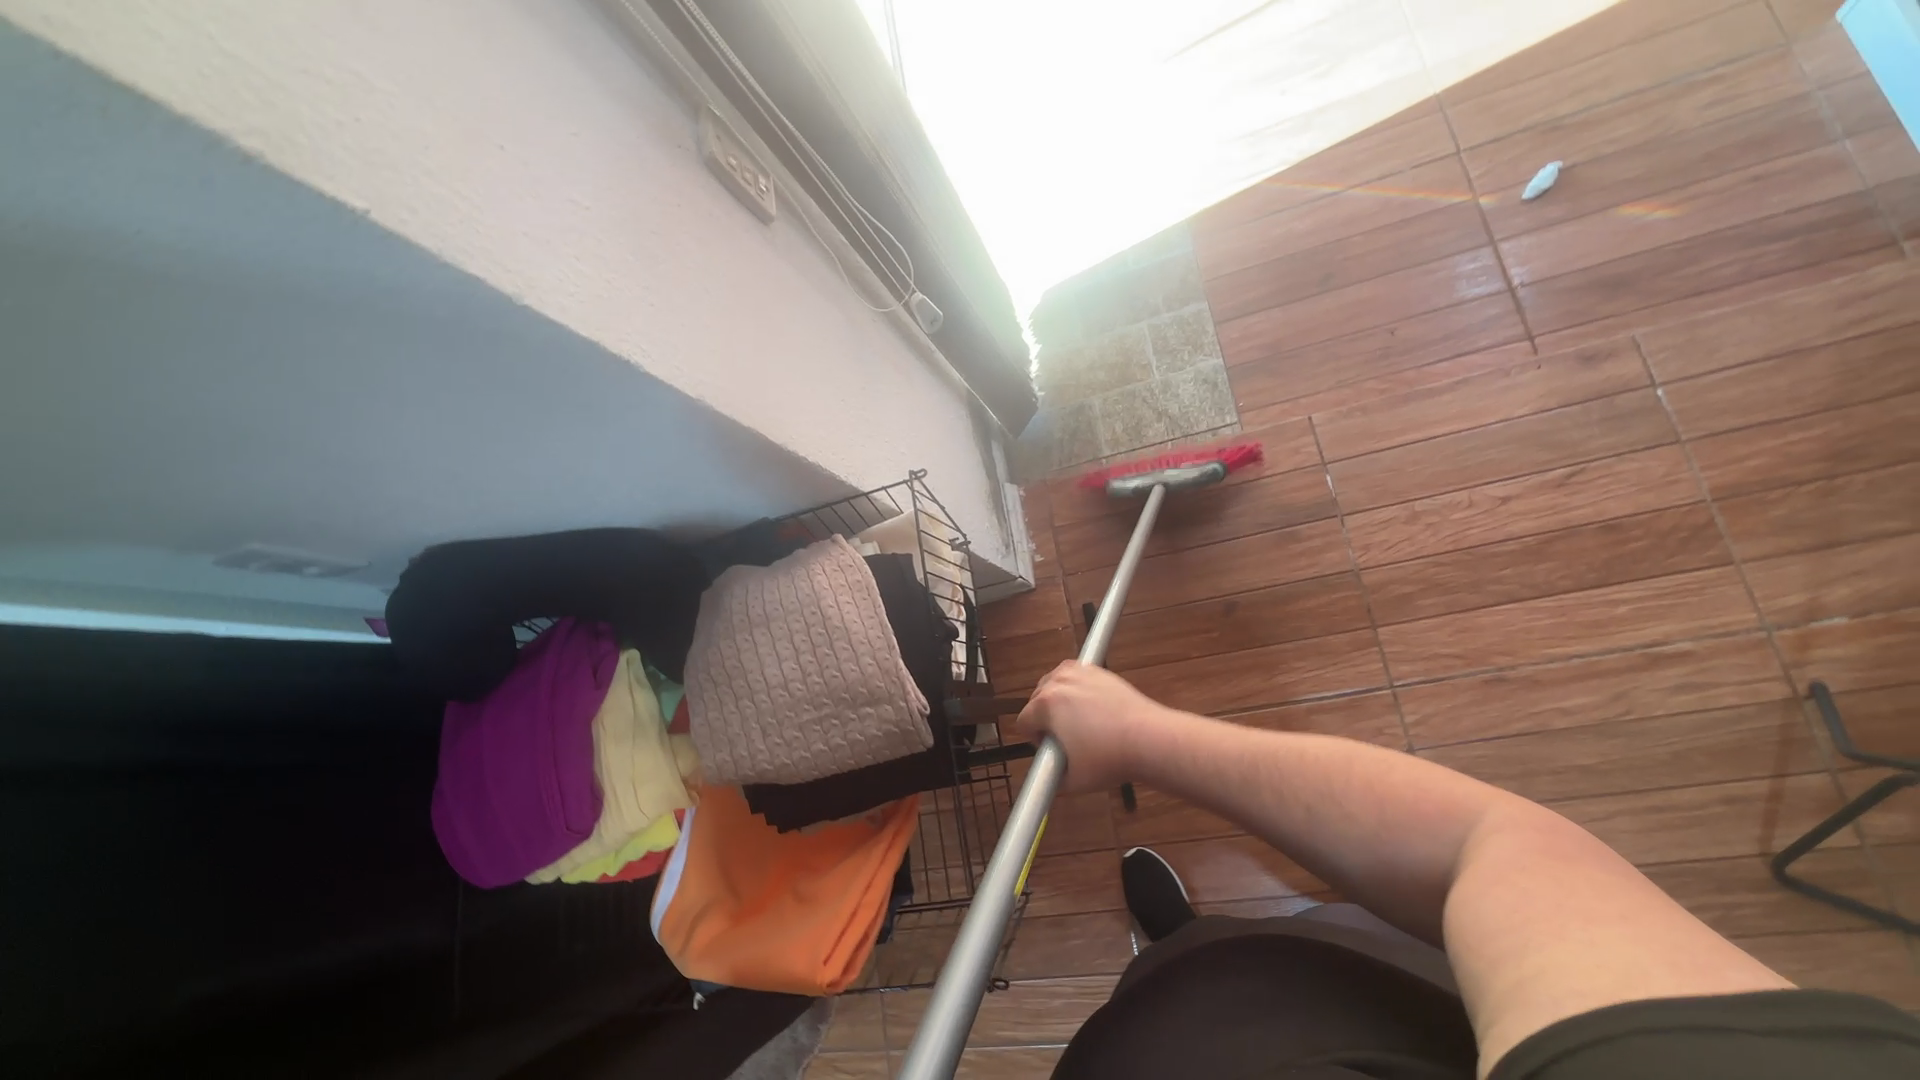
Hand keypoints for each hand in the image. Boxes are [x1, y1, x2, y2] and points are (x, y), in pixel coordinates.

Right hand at [1015, 662, 1174, 792]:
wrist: (1148, 738)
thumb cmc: (1109, 758)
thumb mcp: (1072, 781)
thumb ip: (1050, 778)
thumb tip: (1047, 778)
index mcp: (1045, 705)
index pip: (1023, 722)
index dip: (1035, 740)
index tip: (1053, 750)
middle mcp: (1057, 682)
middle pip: (1036, 700)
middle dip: (1046, 718)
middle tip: (1067, 738)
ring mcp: (1078, 672)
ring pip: (1053, 684)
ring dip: (1057, 701)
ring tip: (1078, 722)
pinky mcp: (1096, 670)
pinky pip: (1073, 676)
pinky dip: (1075, 688)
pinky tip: (1091, 708)